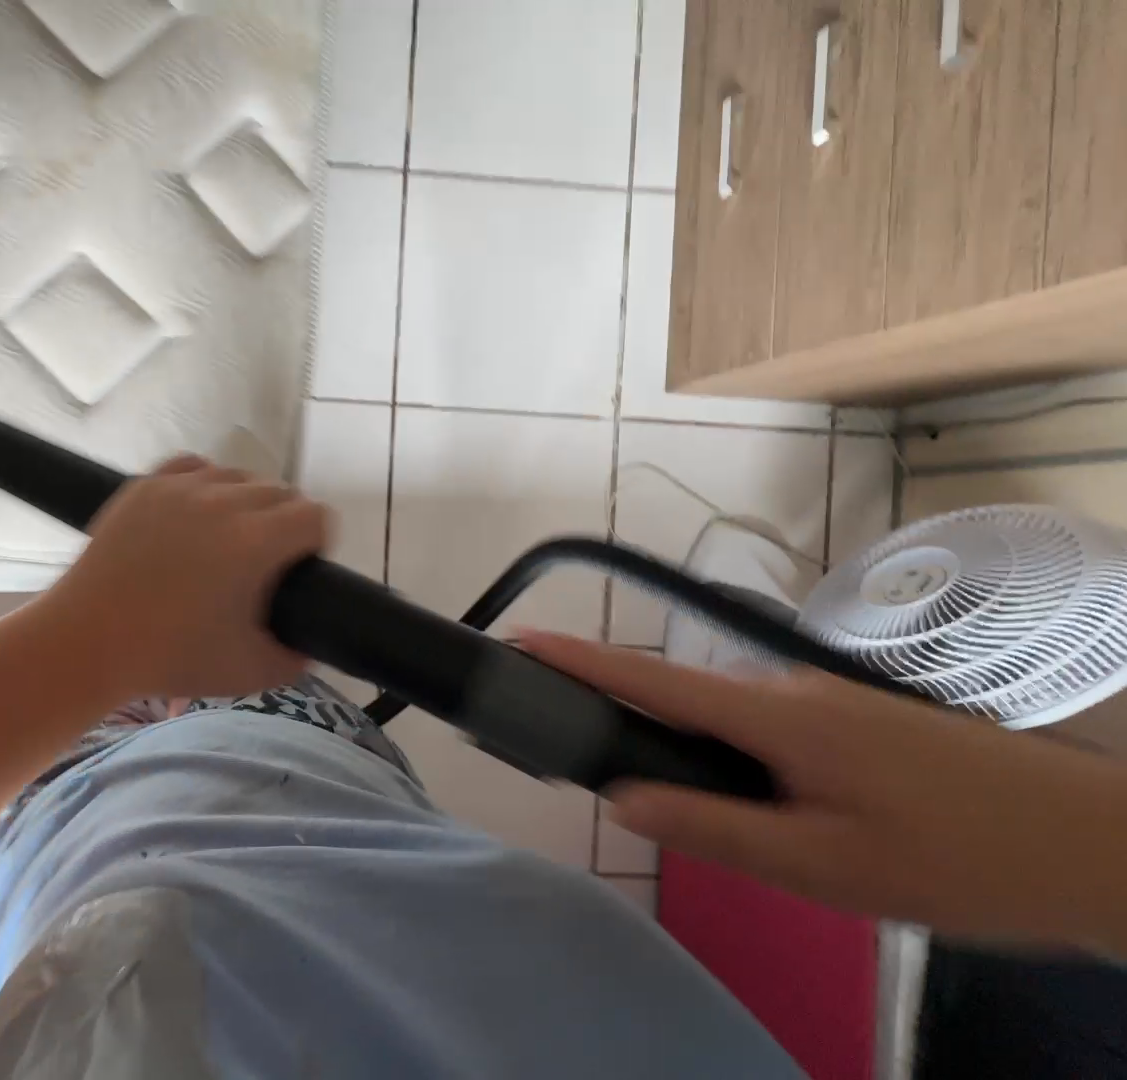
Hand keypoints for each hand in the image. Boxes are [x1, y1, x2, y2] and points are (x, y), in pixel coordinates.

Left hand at [38, 455, 325, 699]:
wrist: (88, 639)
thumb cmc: (171, 657)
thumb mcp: (250, 672)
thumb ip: (296, 658)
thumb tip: (307, 642)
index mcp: (255, 541)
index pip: (315, 515)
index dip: (316, 542)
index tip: (299, 568)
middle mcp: (223, 501)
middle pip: (279, 492)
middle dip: (284, 524)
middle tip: (262, 564)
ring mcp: (180, 488)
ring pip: (237, 476)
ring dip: (246, 502)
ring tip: (226, 539)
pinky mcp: (145, 485)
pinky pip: (193, 467)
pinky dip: (205, 485)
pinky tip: (195, 514)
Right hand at [520, 632, 1126, 953]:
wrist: (1115, 849)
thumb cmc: (964, 860)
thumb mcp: (828, 867)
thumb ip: (715, 829)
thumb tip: (621, 800)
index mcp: (773, 717)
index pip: (648, 677)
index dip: (577, 657)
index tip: (519, 639)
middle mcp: (788, 690)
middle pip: (682, 700)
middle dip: (638, 730)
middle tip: (624, 787)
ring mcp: (825, 698)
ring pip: (729, 721)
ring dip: (701, 757)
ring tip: (733, 824)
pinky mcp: (852, 716)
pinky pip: (767, 728)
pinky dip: (742, 760)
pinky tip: (785, 814)